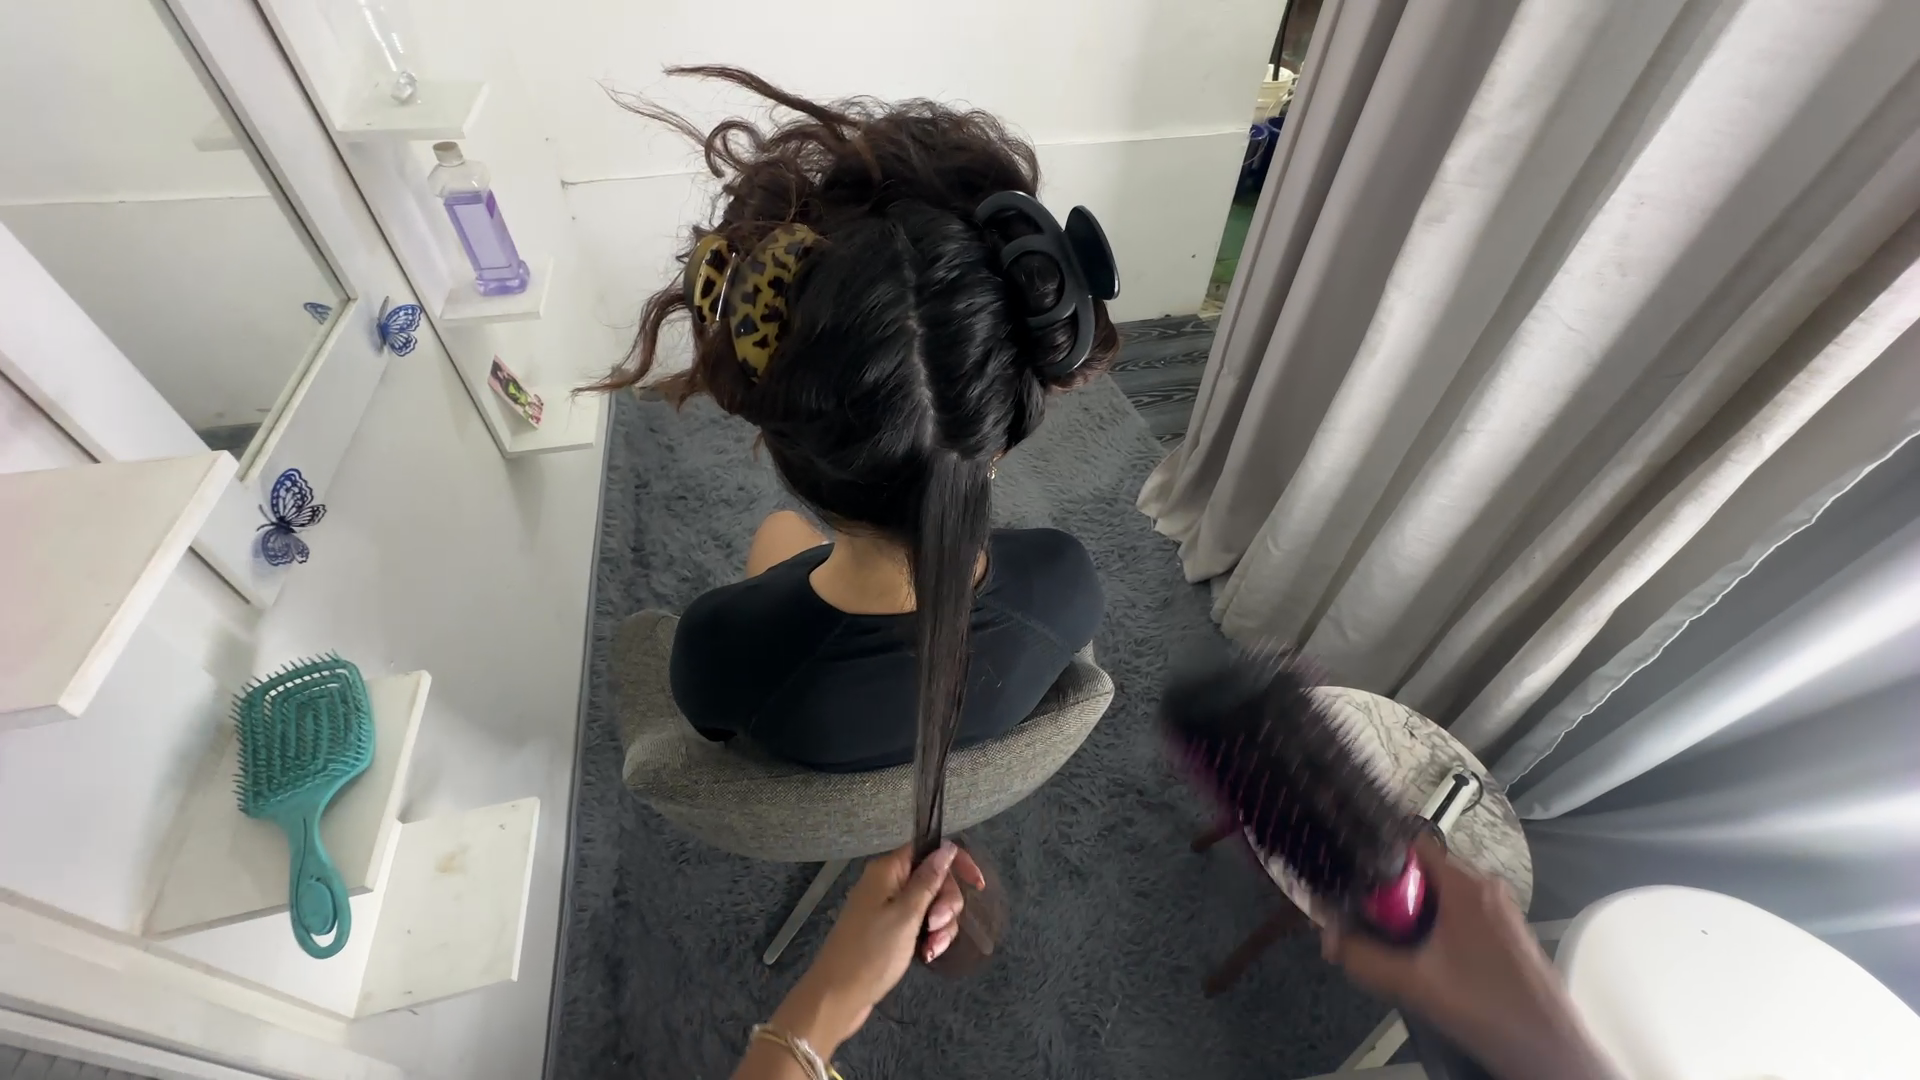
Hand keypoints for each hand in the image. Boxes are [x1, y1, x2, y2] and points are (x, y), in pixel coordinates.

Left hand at [772, 841, 985, 1055]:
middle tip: (937, 927)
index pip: (929, 849)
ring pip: (930, 904)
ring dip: (939, 926)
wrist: (836, 997)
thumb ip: (929, 880)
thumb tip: (947, 846)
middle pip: (933, 878)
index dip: (955, 862)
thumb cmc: (871, 952)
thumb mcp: (906, 915)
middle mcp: (888, 881)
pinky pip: (918, 923)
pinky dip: (927, 937)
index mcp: (889, 869)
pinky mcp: (888, 929)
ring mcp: (887, 906)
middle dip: (945, 903)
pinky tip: (927, 955)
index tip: (977, 885)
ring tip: (931, 950)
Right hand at [1320, 836, 1617, 1079]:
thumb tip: (1329, 940)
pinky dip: (1429, 926)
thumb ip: (1362, 958)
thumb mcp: (1415, 985)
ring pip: (1434, 893)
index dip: (1373, 854)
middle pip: (1417, 870)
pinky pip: (1452, 912)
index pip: (1407, 841)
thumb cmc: (1490, 1010)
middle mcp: (1483, 887)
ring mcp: (1497, 909)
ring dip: (1407, 913)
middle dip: (1387, 893)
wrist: (1555, 1059)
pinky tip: (1419, 957)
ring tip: (1387, 940)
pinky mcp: (1503, 932)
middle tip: (1363, 918)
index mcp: (1465, 885)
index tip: (1349, 877)